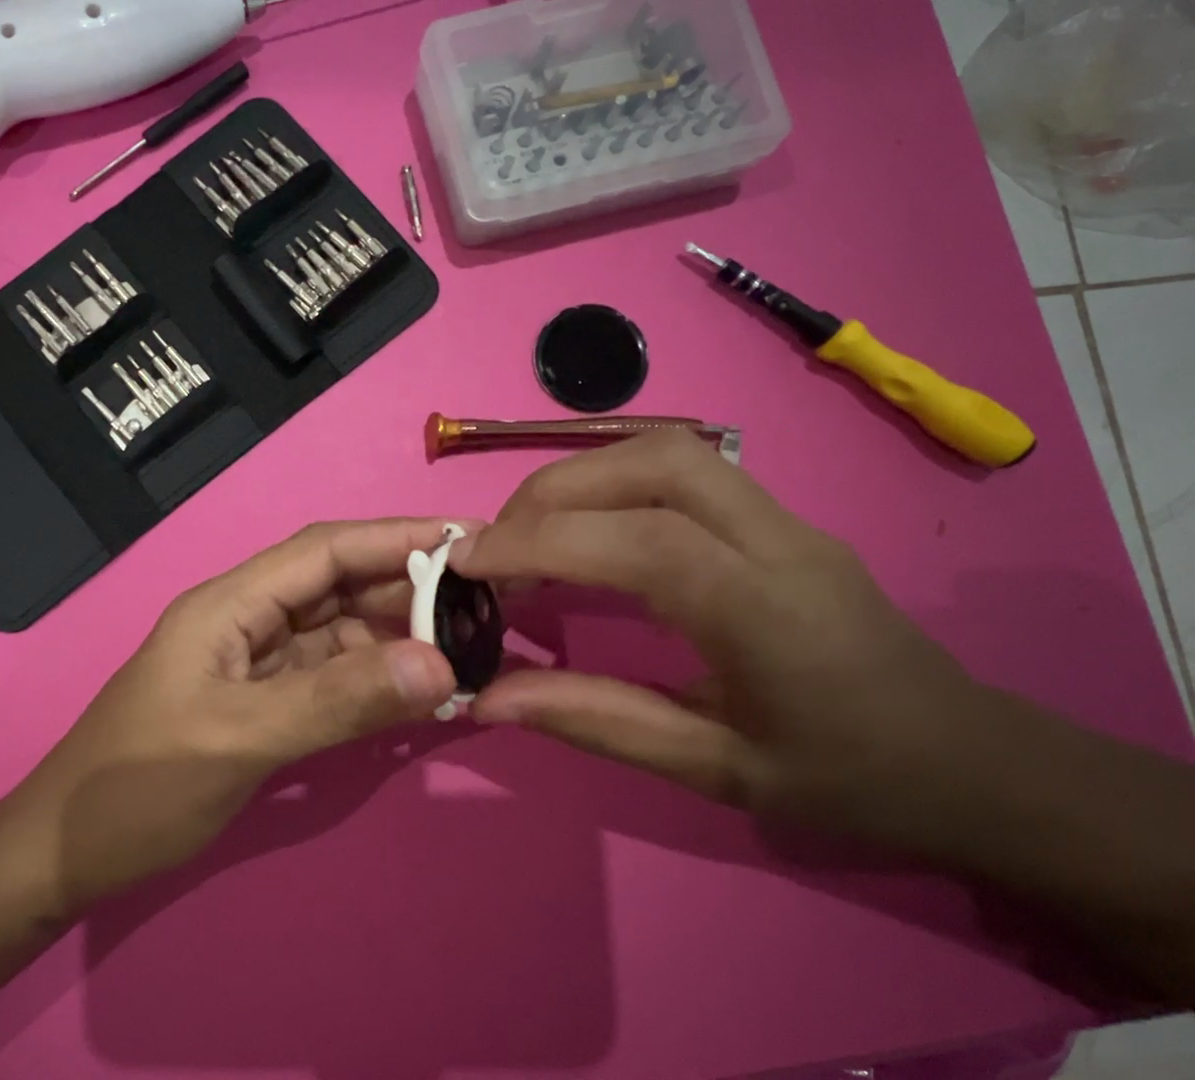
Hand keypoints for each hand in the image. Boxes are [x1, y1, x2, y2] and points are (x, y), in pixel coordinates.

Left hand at [1, 519, 463, 912]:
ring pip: (339, 635)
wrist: (71, 851)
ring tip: (475, 647)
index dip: (397, 537)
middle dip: (410, 589)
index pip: (324, 550)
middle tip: (493, 602)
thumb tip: (440, 663)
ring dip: (400, 639)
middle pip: (338, 588)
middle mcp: (244, 623)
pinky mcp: (261, 709)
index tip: (473, 540)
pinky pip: (330, 682)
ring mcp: (253, 668)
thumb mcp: (239, 738)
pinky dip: (376, 683)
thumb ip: (337, 700)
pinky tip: (424, 694)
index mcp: (228, 605)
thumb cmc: (141, 786)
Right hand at [450, 432, 1058, 856]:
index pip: (641, 543)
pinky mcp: (780, 521)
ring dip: (581, 477)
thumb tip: (491, 695)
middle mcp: (780, 543)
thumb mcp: (717, 773)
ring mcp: (786, 521)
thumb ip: (600, 722)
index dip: (540, 541)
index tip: (465, 564)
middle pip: (655, 462)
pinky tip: (585, 532)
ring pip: (668, 451)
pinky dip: (612, 485)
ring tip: (529, 535)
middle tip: (494, 546)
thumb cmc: (850, 782)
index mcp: (769, 613)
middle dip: (552, 491)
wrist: (975, 765)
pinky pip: (684, 471)